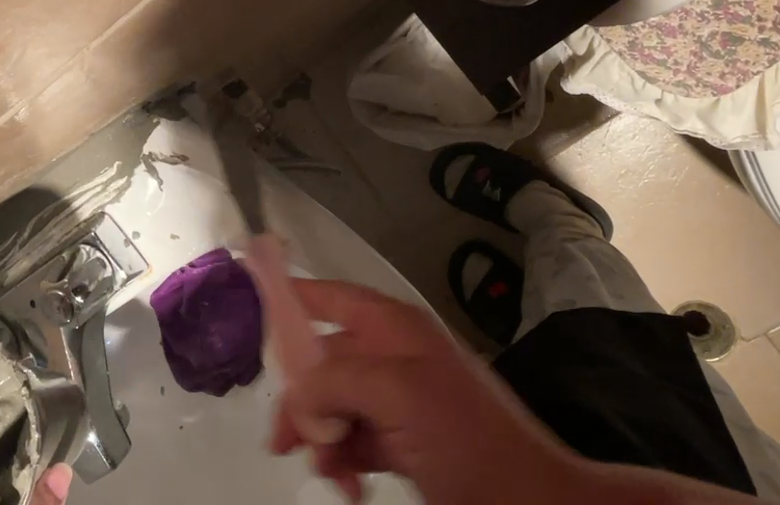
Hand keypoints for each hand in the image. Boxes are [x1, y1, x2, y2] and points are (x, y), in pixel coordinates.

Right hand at [269, 279, 583, 504]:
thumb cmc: (463, 435)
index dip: (291, 296)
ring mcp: (399, 400)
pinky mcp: (405, 441)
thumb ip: (336, 379)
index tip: (250, 304)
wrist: (529, 502)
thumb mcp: (396, 393)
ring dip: (322, 438)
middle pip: (323, 361)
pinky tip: (348, 485)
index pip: (330, 296)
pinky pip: (355, 440)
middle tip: (283, 441)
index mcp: (391, 328)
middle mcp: (391, 355)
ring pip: (334, 406)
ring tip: (328, 471)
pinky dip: (343, 460)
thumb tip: (299, 395)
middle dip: (302, 399)